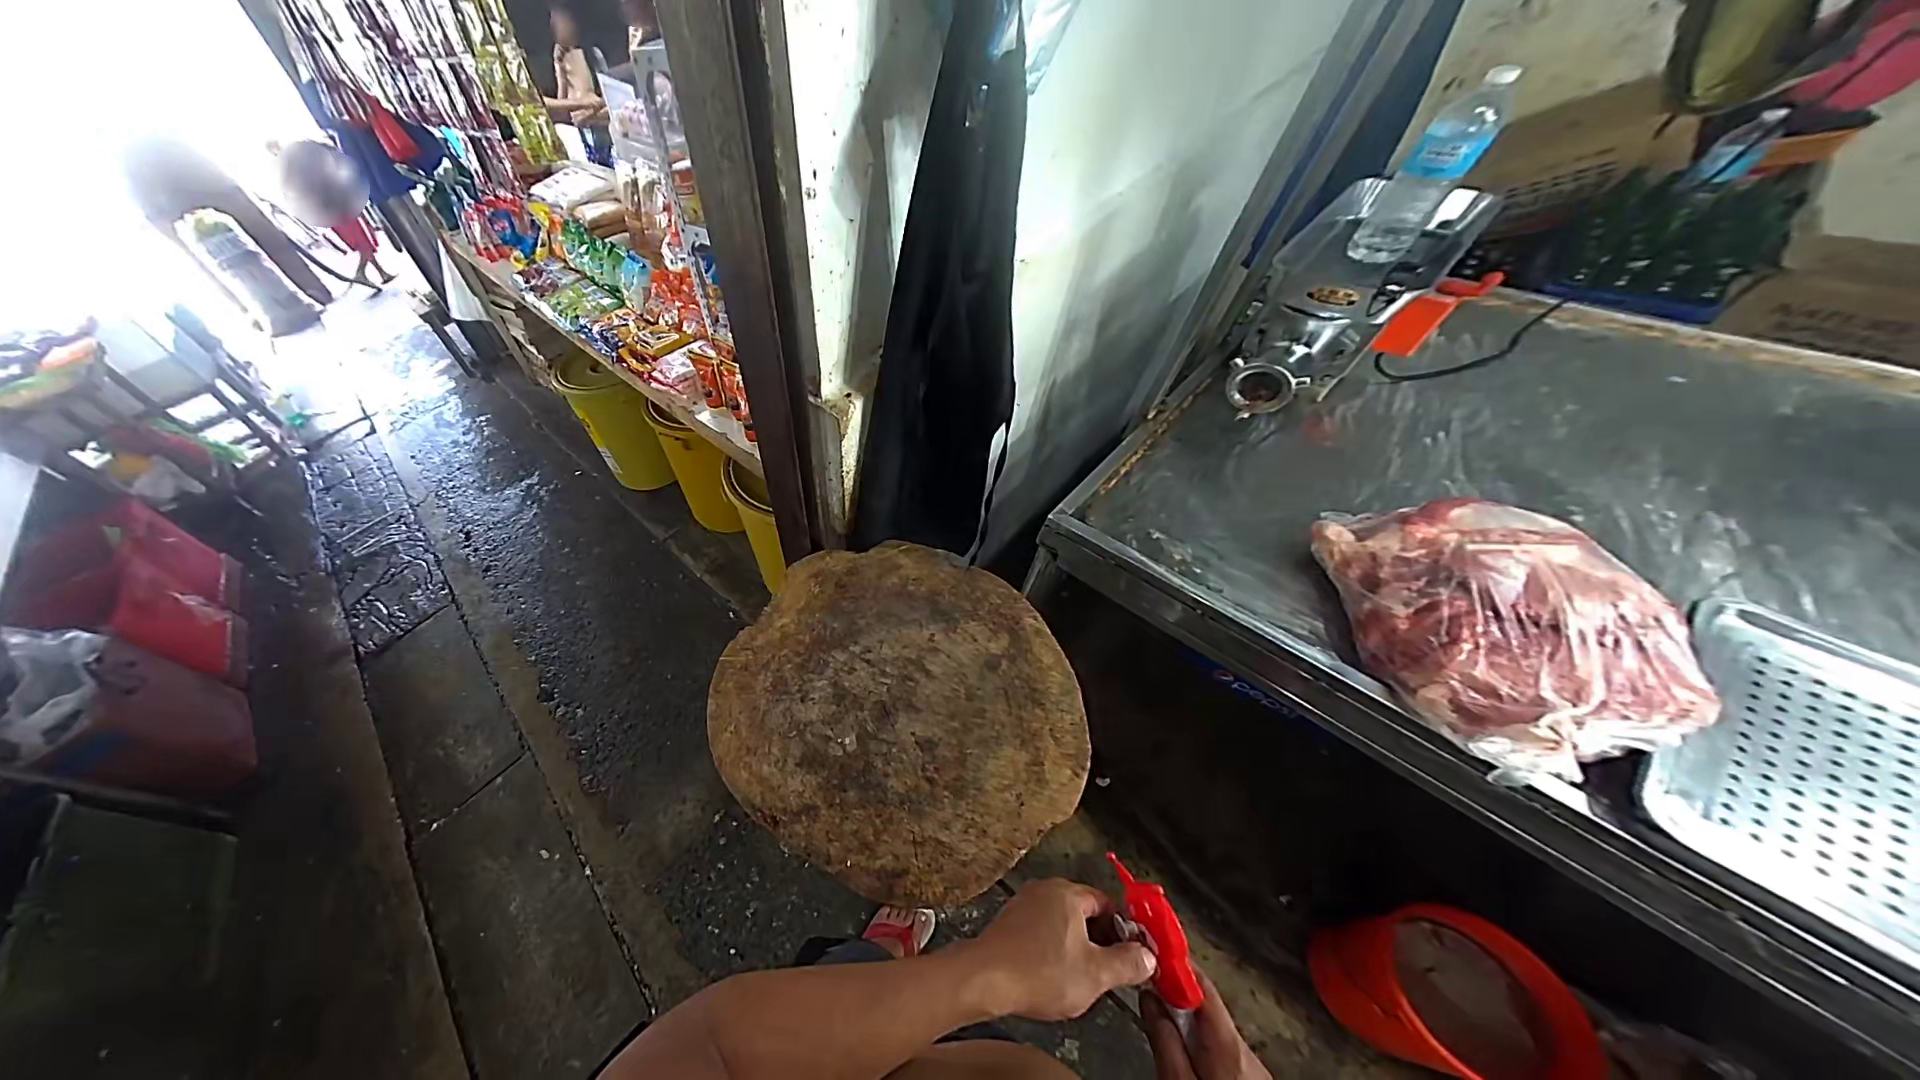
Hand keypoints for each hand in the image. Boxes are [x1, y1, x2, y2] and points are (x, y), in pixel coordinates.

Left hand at [961, 878, 1156, 1021]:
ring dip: (1076, 945)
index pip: (1107, 903)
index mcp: (1068, 893)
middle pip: (1085, 910)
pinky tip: (1052, 973)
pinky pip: (1042, 929)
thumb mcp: (1095, 974)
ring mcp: (1025, 904)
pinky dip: (1052, 947)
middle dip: (1100, 939)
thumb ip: (1126, 963)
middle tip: (1109, 969)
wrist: (985, 978)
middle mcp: (1046, 890)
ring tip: (1080, 975)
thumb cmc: (1037, 971)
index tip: (1132, 951)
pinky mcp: (1010, 921)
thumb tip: (1146, 957)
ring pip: (1063, 921)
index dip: (1123, 929)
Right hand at [1140, 972, 1271, 1079]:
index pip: (1203, 986)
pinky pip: (1224, 1047)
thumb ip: (1163, 1040)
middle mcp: (1247, 1049)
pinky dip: (1202, 1042)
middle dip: (1178, 997)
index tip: (1153, 951)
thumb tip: (1149, 997)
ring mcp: (1255, 1065)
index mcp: (1229, 1045)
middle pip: (1208, 1006)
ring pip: (1215, 1027)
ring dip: (1188, 1022)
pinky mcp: (1254, 1077)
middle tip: (1149, 989)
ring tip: (1164, 1026)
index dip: (1176, 964)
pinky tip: (1188, 1053)